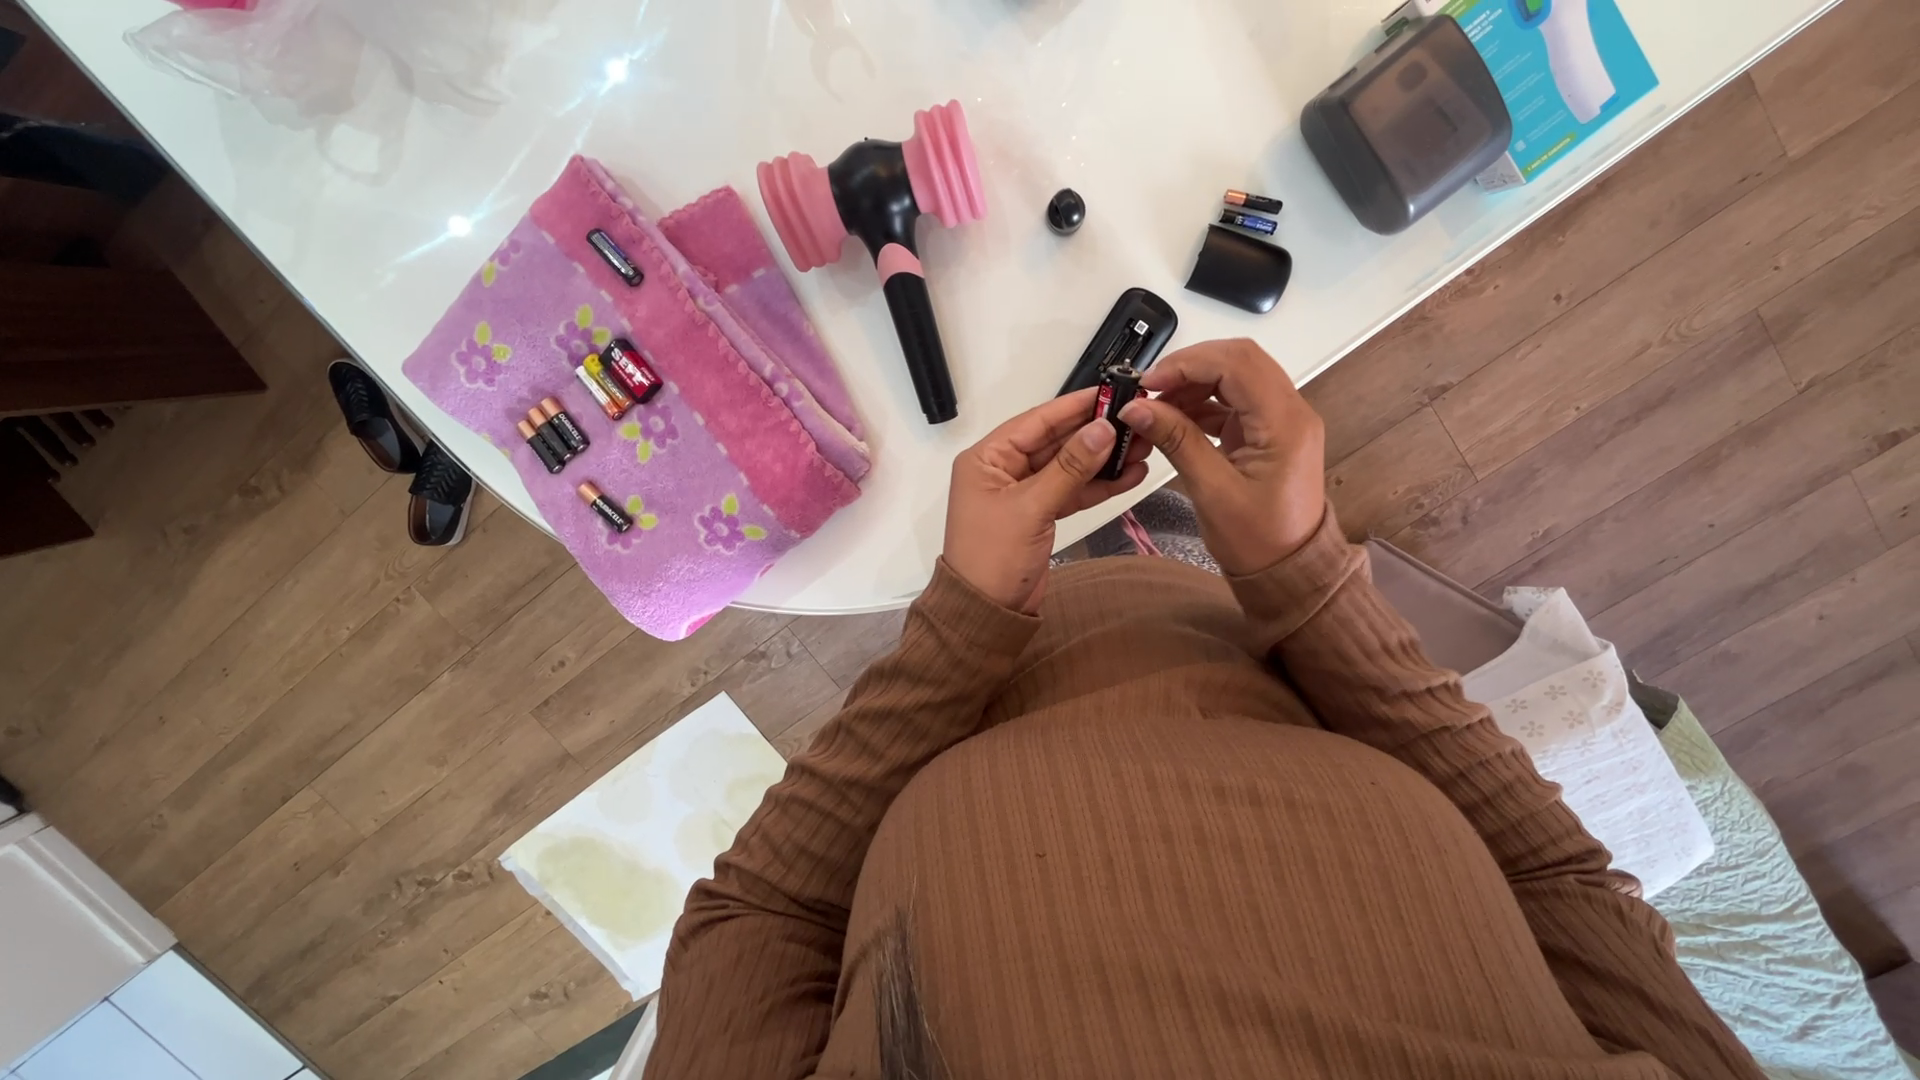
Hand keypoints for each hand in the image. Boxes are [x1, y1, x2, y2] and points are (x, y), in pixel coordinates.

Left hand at [943, 388, 1150, 611]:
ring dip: (1102, 459)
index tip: (1112, 393)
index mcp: (987, 458)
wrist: (986, 614)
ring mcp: (1022, 493)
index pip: (1036, 421)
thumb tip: (1102, 429)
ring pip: (1067, 467)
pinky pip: (1071, 491)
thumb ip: (1069, 468)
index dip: (1075, 407)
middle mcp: (1002, 470)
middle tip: (1136, 419)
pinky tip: (1129, 476)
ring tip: (1142, 446)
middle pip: (1055, 441)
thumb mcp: (1031, 508)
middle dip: (1094, 433)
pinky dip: (1097, 486)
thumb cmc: (993, 558)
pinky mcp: (1039, 515)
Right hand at [1117, 339, 1325, 575]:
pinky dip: (1200, 404)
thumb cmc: (1255, 539)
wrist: (1288, 572)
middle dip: (1189, 367)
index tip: (1148, 384)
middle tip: (1149, 391)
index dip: (1188, 363)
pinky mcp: (1267, 432)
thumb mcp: (1211, 490)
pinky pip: (1233, 401)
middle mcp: (1290, 411)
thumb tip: (1135, 407)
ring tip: (1156, 408)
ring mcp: (1280, 420)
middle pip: (1238, 360)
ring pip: (1234, 377)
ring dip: (1192, 384)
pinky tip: (1173, 421)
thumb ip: (1176, 440)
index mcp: (1285, 423)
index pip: (1237, 363)